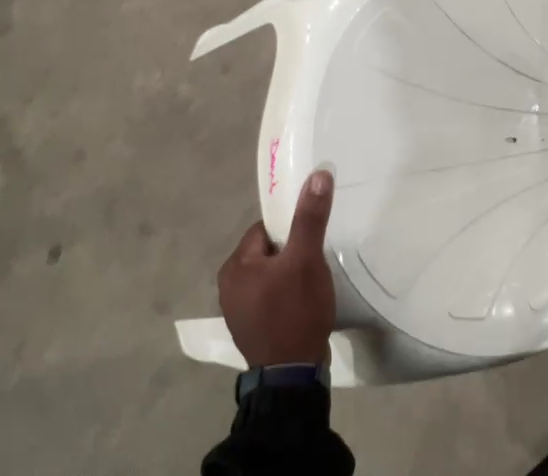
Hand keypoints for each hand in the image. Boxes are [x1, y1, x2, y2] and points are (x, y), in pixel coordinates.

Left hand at [217, 170, 336, 366]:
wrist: (293, 373)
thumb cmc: (294, 310)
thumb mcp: (306, 259)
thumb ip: (310, 218)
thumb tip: (319, 175)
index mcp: (234, 266)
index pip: (265, 229)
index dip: (291, 230)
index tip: (312, 239)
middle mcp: (229, 286)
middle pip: (269, 252)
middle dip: (293, 253)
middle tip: (316, 260)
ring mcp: (239, 311)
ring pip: (271, 276)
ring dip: (291, 274)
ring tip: (313, 282)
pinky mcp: (253, 329)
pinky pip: (272, 298)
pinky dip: (288, 295)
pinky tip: (305, 303)